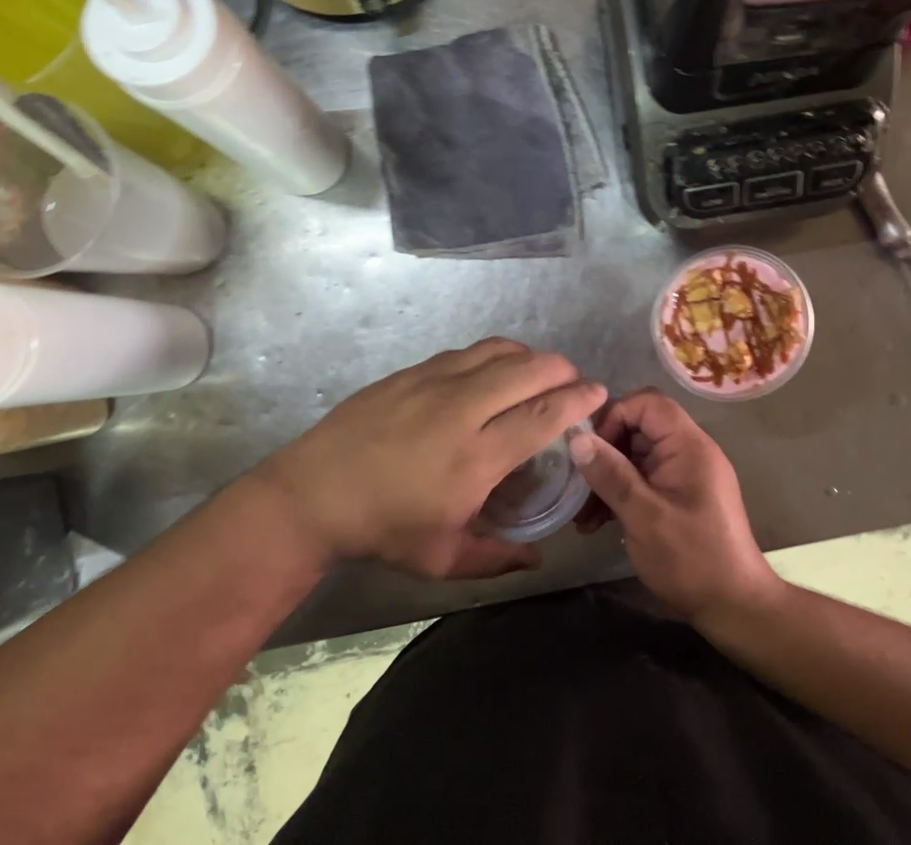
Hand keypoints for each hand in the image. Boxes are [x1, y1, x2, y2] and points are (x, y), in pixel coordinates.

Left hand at [248, 339, 605, 579]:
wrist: (312, 495)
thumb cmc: (382, 530)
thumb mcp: (442, 559)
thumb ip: (496, 558)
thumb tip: (537, 559)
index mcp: (476, 457)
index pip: (544, 415)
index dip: (579, 400)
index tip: (598, 394)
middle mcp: (462, 409)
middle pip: (530, 370)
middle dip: (563, 370)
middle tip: (573, 383)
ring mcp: (434, 382)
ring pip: (499, 351)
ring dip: (530, 357)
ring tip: (537, 374)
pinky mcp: (411, 371)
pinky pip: (467, 352)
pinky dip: (494, 356)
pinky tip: (492, 374)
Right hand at [569, 389, 781, 623]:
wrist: (734, 605)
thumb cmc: (691, 557)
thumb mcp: (644, 516)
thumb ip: (611, 474)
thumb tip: (576, 438)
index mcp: (689, 446)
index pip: (648, 403)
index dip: (614, 416)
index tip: (589, 449)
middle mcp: (690, 452)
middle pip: (639, 429)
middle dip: (604, 453)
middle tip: (577, 486)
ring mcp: (686, 476)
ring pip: (637, 457)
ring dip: (608, 479)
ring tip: (584, 517)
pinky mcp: (681, 498)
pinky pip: (645, 481)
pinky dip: (621, 495)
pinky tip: (599, 524)